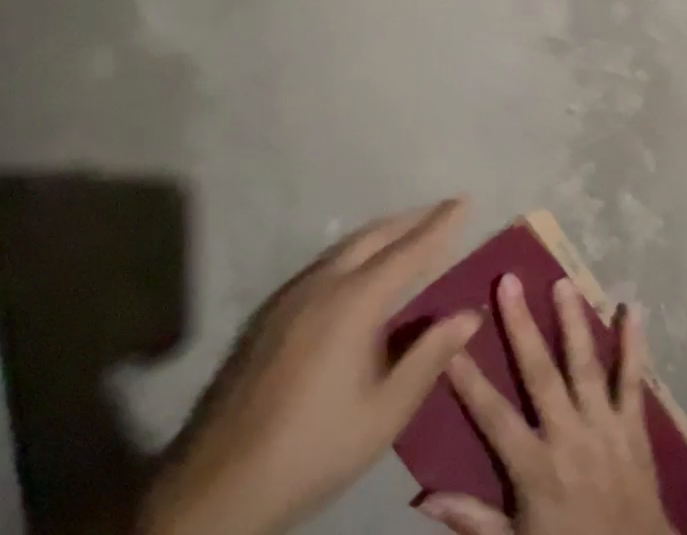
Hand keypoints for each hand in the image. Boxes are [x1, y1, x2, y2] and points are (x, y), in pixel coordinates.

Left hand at [139, 199, 480, 534]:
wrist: (217, 485)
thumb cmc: (315, 448)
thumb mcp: (386, 411)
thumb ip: (430, 356)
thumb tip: (469, 314)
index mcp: (352, 304)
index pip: (407, 251)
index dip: (439, 225)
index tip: (463, 200)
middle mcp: (318, 288)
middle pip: (370, 238)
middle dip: (408, 221)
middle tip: (440, 211)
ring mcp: (285, 300)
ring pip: (341, 250)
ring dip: (379, 236)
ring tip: (407, 236)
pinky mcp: (265, 319)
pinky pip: (320, 269)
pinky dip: (352, 257)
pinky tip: (358, 276)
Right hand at [419, 275, 673, 534]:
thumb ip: (474, 519)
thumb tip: (424, 497)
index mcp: (534, 466)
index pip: (493, 415)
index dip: (469, 379)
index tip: (450, 341)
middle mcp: (569, 435)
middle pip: (540, 373)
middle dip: (521, 326)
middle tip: (509, 281)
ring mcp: (605, 426)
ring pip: (586, 365)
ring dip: (573, 322)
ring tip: (563, 282)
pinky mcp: (636, 425)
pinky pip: (634, 380)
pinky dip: (634, 344)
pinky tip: (631, 310)